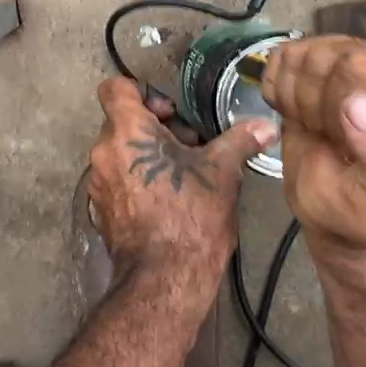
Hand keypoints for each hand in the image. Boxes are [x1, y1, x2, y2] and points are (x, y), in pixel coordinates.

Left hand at [87, 78, 276, 289]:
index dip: (141, 92)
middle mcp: (103, 152)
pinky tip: (169, 200)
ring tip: (185, 175)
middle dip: (156, 129)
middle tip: (190, 146)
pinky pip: (118, 181)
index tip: (170, 113)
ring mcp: (98, 184)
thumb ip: (240, 141)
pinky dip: (138, 181)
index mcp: (125, 131)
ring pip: (120, 153)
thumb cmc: (191, 216)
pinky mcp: (101, 211)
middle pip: (122, 122)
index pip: (115, 88)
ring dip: (148, 155)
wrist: (164, 278)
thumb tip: (267, 125)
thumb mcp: (221, 173)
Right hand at [260, 39, 365, 262]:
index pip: (365, 70)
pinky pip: (295, 50)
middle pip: (341, 56)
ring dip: (299, 93)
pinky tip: (301, 109)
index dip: (336, 104)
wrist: (336, 209)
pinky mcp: (345, 52)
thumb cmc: (363, 210)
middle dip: (317, 99)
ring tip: (315, 125)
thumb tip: (360, 105)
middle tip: (325, 135)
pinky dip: (284, 82)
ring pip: (315, 51)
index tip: (340, 142)